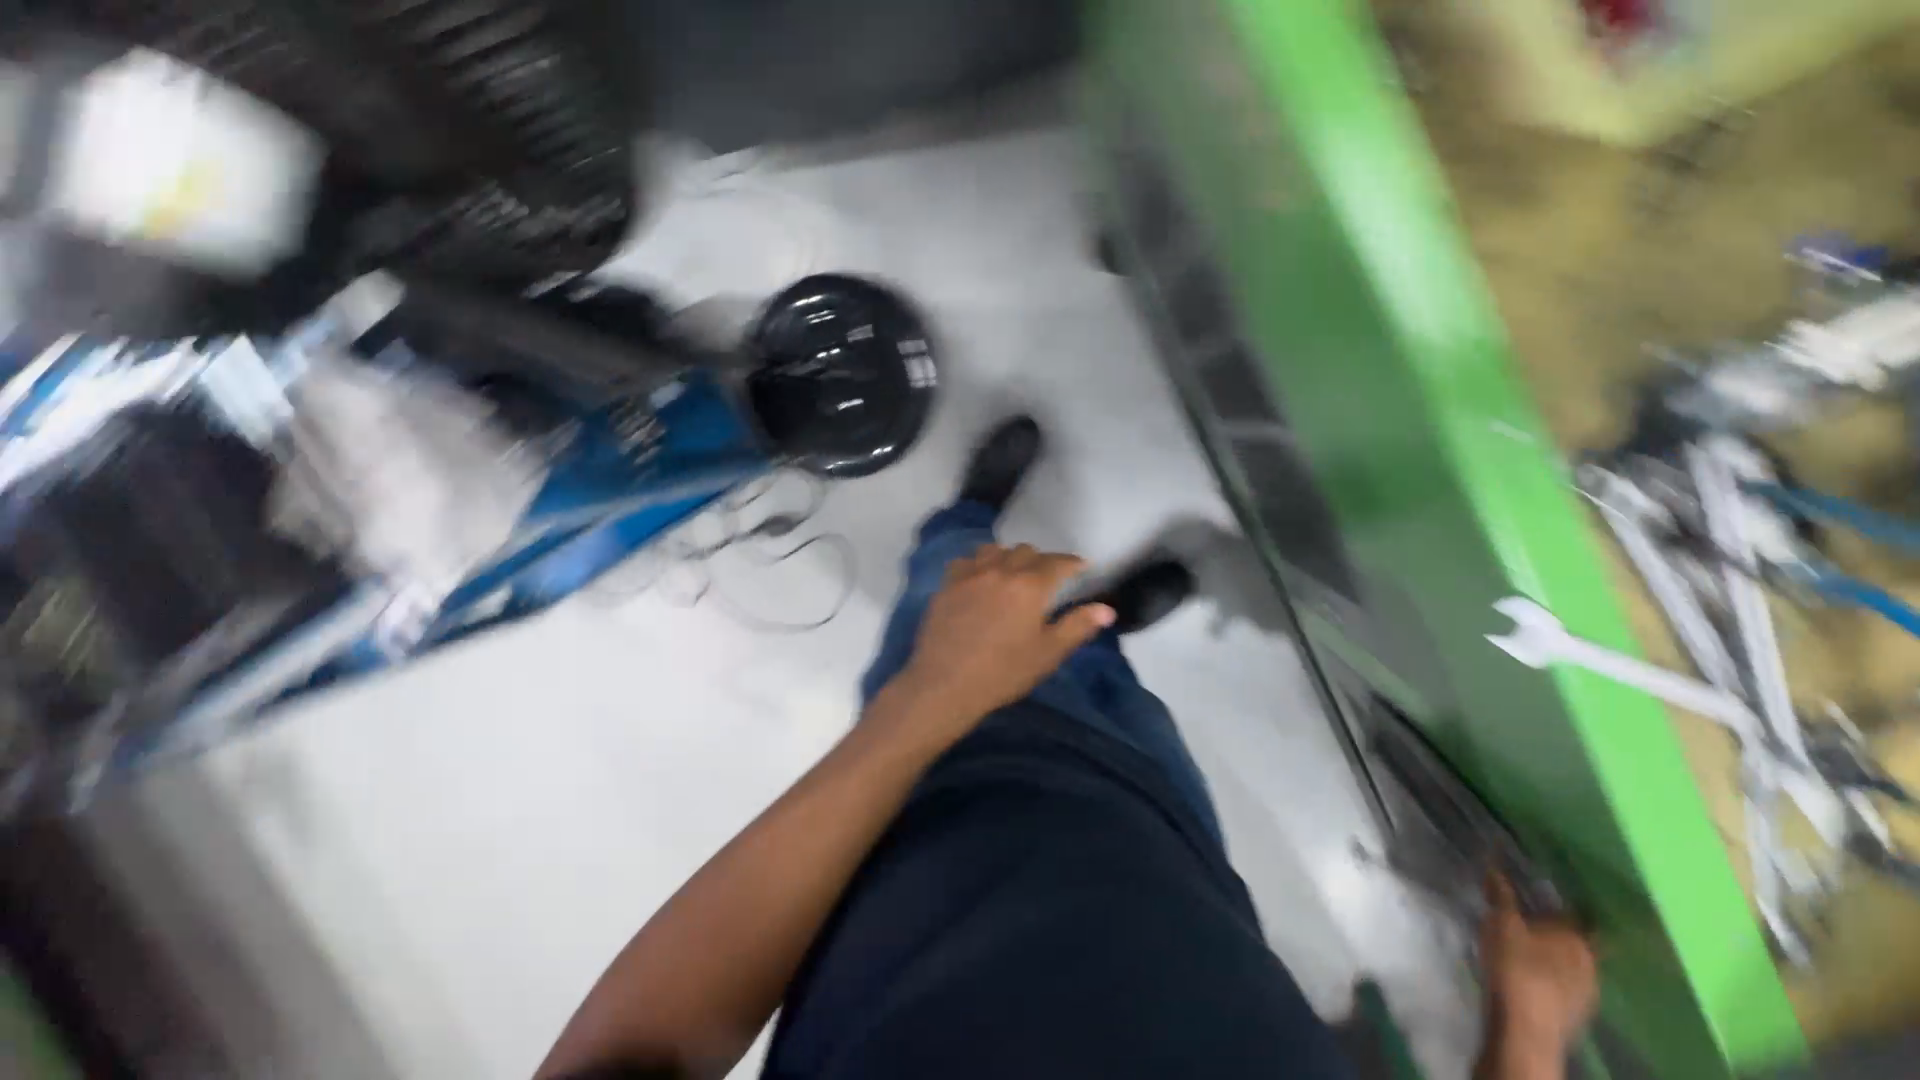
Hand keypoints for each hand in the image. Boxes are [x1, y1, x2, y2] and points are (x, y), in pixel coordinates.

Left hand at [887, 544, 1115, 730]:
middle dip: (1041, 560)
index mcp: (1030, 586)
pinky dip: (978, 565)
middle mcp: (1000, 570)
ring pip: (994, 550)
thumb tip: (1107, 610)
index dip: (1073, 563)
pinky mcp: (946, 586)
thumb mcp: (1047, 654)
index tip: (1081, 568)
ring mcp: (969, 575)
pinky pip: (966, 562)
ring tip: (1012, 575)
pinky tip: (979, 580)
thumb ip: (1077, 626)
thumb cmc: (1003, 672)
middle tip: (1046, 579)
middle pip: (1026, 551)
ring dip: (1008, 557)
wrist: (945, 684)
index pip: (1058, 562)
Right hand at [1479, 871, 1597, 1070]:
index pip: (1579, 914)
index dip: (1564, 906)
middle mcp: (1590, 961)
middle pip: (1577, 940)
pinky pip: (1566, 986)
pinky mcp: (1576, 1014)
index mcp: (1576, 936)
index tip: (1545, 900)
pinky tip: (1532, 980)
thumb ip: (1501, 896)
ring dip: (1556, 958)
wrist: (1526, 1029)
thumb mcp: (1500, 923)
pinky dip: (1553, 979)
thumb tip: (1495, 865)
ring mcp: (1587, 991)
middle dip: (1558, 932)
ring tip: (1528, 952)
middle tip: (1530, 924)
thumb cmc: (1516, 967)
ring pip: (1573, 966)